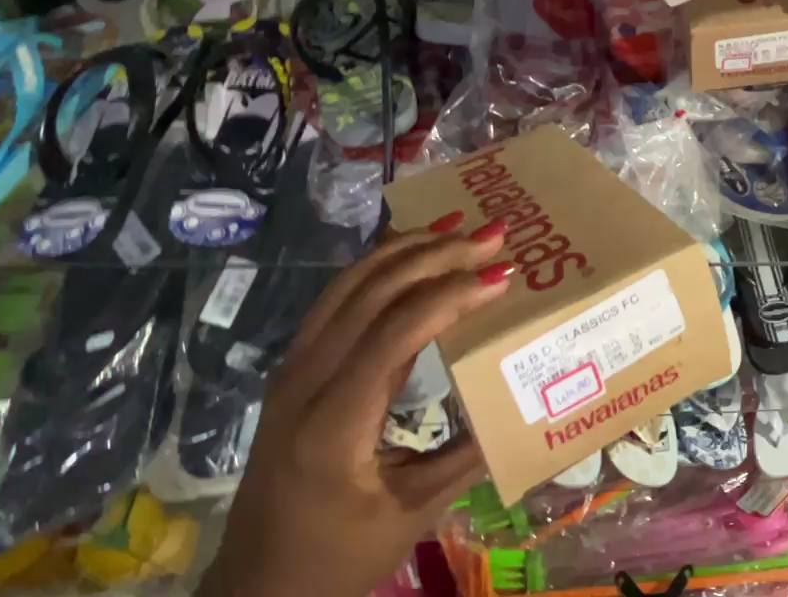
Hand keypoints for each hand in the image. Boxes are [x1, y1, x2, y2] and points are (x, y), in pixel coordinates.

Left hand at [197, 213, 516, 596]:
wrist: (256, 586)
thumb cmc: (337, 557)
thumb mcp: (413, 513)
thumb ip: (470, 452)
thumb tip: (531, 398)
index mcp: (335, 422)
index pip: (396, 332)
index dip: (453, 294)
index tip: (505, 274)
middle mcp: (305, 381)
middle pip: (372, 292)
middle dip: (437, 255)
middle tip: (495, 234)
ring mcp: (293, 369)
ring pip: (349, 284)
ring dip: (407, 249)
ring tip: (460, 227)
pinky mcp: (295, 367)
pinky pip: (338, 298)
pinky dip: (380, 266)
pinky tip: (413, 251)